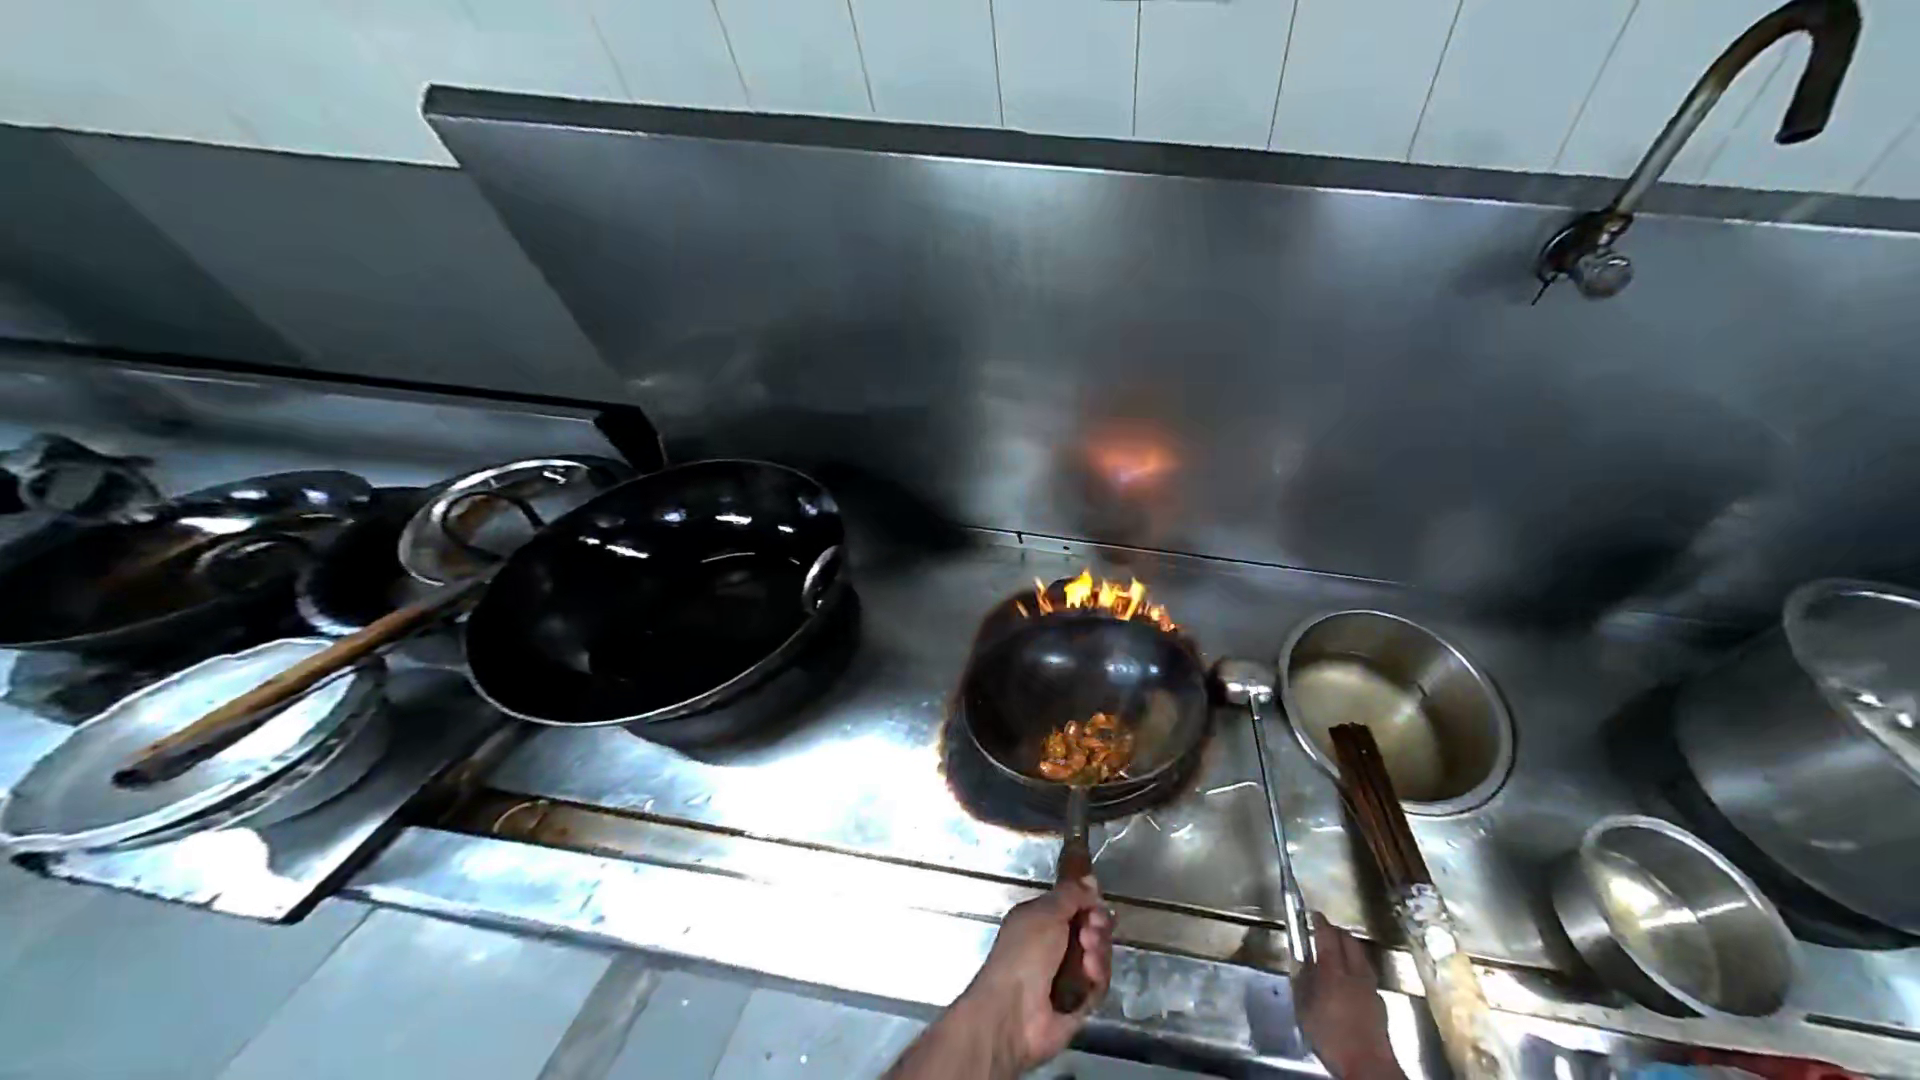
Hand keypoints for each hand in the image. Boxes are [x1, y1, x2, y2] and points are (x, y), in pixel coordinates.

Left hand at [953, 876, 1113, 1073]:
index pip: (1072, 905)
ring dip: (1098, 949)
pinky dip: (1097, 975)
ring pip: (1098, 954)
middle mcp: (1054, 944)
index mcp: (1039, 920)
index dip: (1087, 901)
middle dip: (1097, 924)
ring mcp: (1067, 974)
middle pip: (1090, 928)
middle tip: (1092, 927)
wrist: (1014, 1013)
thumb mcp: (1045, 913)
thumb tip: (1090, 880)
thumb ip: (1070, 894)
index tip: (1095, 900)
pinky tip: (1090, 972)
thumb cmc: (1024, 953)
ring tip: (1088, 951)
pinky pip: (1099, 983)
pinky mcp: (1080, 1001)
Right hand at [1292, 913, 1404, 1079]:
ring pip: (1361, 957)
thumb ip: (1303, 982)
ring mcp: (1371, 988)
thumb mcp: (1304, 1007)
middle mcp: (1355, 974)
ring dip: (1350, 948)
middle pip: (1349, 941)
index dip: (1320, 922)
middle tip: (1325, 930)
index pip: (1328, 936)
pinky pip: (1368, 975)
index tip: (1313, 914)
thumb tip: (1302, 965)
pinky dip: (1357, 968)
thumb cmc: (1330, 1036)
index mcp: (1333, 971)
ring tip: (1338, 951)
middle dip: (1337, 931)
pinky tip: (1351, 979)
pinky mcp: (1380, 1003)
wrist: (1368, 1066)